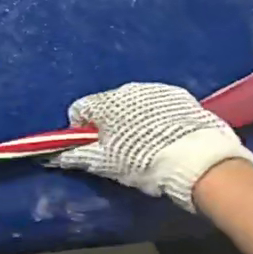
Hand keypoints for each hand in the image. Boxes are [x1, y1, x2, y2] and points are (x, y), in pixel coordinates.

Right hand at [48, 82, 252, 210]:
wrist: (202, 163)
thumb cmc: (142, 160)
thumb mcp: (103, 162)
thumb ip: (74, 155)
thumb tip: (50, 155)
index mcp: (103, 103)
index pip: (79, 110)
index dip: (83, 130)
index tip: (95, 146)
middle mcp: (127, 90)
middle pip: (107, 105)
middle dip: (110, 123)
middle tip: (122, 147)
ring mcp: (157, 91)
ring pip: (134, 104)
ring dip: (134, 119)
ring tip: (148, 142)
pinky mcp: (184, 97)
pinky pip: (160, 105)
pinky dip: (158, 117)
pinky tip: (168, 135)